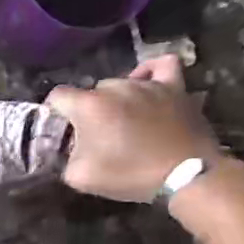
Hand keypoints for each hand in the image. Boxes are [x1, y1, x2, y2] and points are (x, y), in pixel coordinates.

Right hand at [45, 55, 221, 202]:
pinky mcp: (175, 89)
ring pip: (121, 83)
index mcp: (88, 106)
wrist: (188, 177)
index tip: (63, 128)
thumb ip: (64, 157)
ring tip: (124, 119)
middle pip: (91, 91)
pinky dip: (150, 70)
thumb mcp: (79, 176)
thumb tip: (67, 149)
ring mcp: (148, 86)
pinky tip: (145, 81)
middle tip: (97, 132)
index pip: (57, 96)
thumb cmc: (130, 174)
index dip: (55, 111)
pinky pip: (163, 65)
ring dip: (116, 99)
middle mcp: (116, 88)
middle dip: (89, 108)